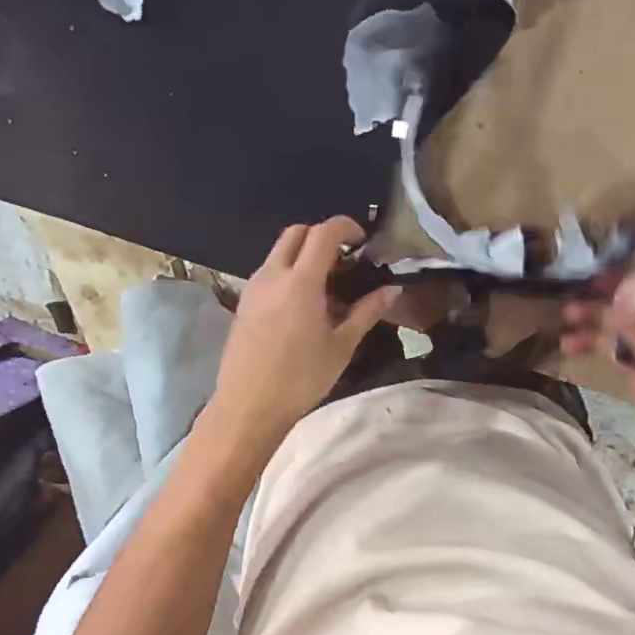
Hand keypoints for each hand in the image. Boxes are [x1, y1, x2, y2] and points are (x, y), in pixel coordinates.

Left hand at [207, 217, 397, 443]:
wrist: (248, 407)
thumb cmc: (300, 379)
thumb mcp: (341, 346)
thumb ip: (366, 312)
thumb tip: (392, 290)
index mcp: (300, 281)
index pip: (323, 232)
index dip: (346, 227)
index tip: (362, 241)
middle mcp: (272, 276)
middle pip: (296, 234)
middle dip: (321, 237)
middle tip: (343, 262)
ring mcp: (252, 289)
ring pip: (278, 255)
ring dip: (302, 258)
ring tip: (325, 290)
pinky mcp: (242, 305)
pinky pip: (267, 276)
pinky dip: (286, 276)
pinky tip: (301, 308)